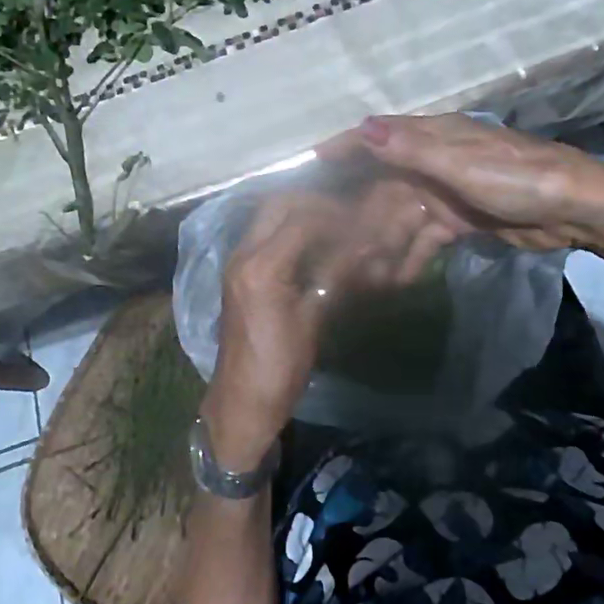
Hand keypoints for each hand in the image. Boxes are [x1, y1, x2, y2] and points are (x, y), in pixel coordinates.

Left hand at [204, 189, 439, 467]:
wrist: (242, 398)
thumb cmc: (280, 366)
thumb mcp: (313, 320)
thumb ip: (335, 276)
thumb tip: (366, 248)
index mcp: (262, 267)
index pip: (303, 220)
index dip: (337, 217)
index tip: (363, 223)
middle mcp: (243, 255)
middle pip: (279, 205)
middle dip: (314, 204)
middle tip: (346, 218)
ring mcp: (237, 262)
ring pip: (268, 217)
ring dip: (301, 215)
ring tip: (334, 229)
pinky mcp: (238, 273)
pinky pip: (264, 236)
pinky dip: (289, 232)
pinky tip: (315, 247)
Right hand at [317, 114, 603, 249]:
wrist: (574, 210)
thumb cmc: (516, 180)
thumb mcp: (460, 164)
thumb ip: (411, 150)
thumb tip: (362, 127)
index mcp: (438, 136)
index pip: (381, 136)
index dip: (346, 147)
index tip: (312, 163)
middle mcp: (439, 159)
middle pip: (388, 179)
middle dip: (362, 206)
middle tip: (330, 232)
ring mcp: (452, 190)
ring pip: (405, 211)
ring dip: (385, 236)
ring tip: (360, 264)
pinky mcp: (465, 217)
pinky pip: (427, 234)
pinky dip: (413, 252)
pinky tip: (396, 275)